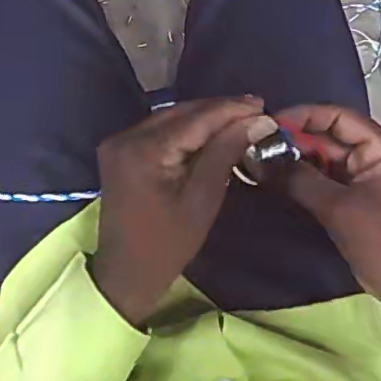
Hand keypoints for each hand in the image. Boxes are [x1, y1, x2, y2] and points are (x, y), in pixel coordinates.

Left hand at [92, 97, 275, 324]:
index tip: (263, 106)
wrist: (126, 273)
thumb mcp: (203, 199)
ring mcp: (118, 142)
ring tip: (240, 117)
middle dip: (218, 110)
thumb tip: (257, 120)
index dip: (230, 110)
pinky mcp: (119, 150)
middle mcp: (125, 137)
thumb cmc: (168, 244)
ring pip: (169, 118)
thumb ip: (226, 152)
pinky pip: (158, 130)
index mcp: (143, 150)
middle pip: (180, 113)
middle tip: (256, 110)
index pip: (195, 119)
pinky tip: (210, 131)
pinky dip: (185, 129)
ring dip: (203, 117)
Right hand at [275, 104, 380, 328]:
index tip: (269, 124)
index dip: (302, 116)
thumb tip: (259, 159)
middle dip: (292, 140)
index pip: (339, 117)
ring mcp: (364, 177)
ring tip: (257, 159)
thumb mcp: (340, 209)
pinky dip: (299, 177)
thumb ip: (299, 180)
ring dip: (292, 159)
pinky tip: (273, 177)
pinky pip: (322, 178)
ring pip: (321, 158)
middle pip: (327, 136)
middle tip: (254, 145)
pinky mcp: (353, 197)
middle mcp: (375, 155)